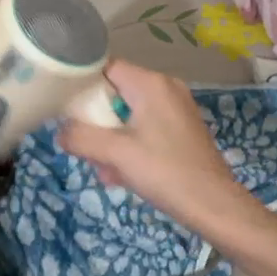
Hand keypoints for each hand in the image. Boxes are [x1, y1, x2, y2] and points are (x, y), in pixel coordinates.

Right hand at [57, 60, 252, 227]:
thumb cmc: (166, 172)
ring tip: (102, 166)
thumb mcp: (115, 153)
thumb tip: (60, 133)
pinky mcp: (181, 129)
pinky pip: (143, 127)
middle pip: (114, 91)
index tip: (64, 107)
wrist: (216, 207)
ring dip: (110, 137)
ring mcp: (176, 109)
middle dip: (95, 119)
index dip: (80, 83)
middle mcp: (165, 88)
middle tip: (83, 143)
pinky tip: (120, 174)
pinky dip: (128, 144)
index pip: (103, 67)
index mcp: (151, 83)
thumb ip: (80, 137)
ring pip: (127, 113)